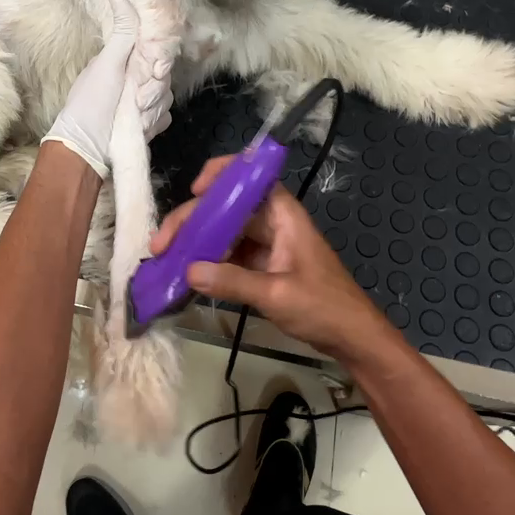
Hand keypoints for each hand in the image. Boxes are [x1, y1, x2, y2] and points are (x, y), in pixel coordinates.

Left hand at [42, 0, 169, 177]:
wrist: (87, 149)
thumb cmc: (91, 103)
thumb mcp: (107, 64)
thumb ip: (122, 33)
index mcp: (123, 61)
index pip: (155, 54)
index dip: (157, 65)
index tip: (152, 75)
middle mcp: (134, 79)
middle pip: (163, 77)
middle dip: (152, 92)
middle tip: (136, 103)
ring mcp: (142, 102)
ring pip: (165, 98)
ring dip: (151, 110)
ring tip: (133, 118)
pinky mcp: (147, 124)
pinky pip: (164, 117)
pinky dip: (153, 123)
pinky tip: (139, 128)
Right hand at [151, 156, 395, 362]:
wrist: (354, 339)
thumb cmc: (324, 308)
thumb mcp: (277, 295)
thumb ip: (233, 282)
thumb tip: (188, 271)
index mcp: (282, 215)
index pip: (251, 177)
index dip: (221, 174)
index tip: (194, 189)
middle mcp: (272, 223)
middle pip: (226, 208)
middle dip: (193, 220)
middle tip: (161, 244)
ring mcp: (267, 245)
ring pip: (223, 232)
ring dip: (195, 242)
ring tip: (165, 258)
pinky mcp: (262, 267)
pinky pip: (228, 255)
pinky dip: (207, 262)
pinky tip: (185, 275)